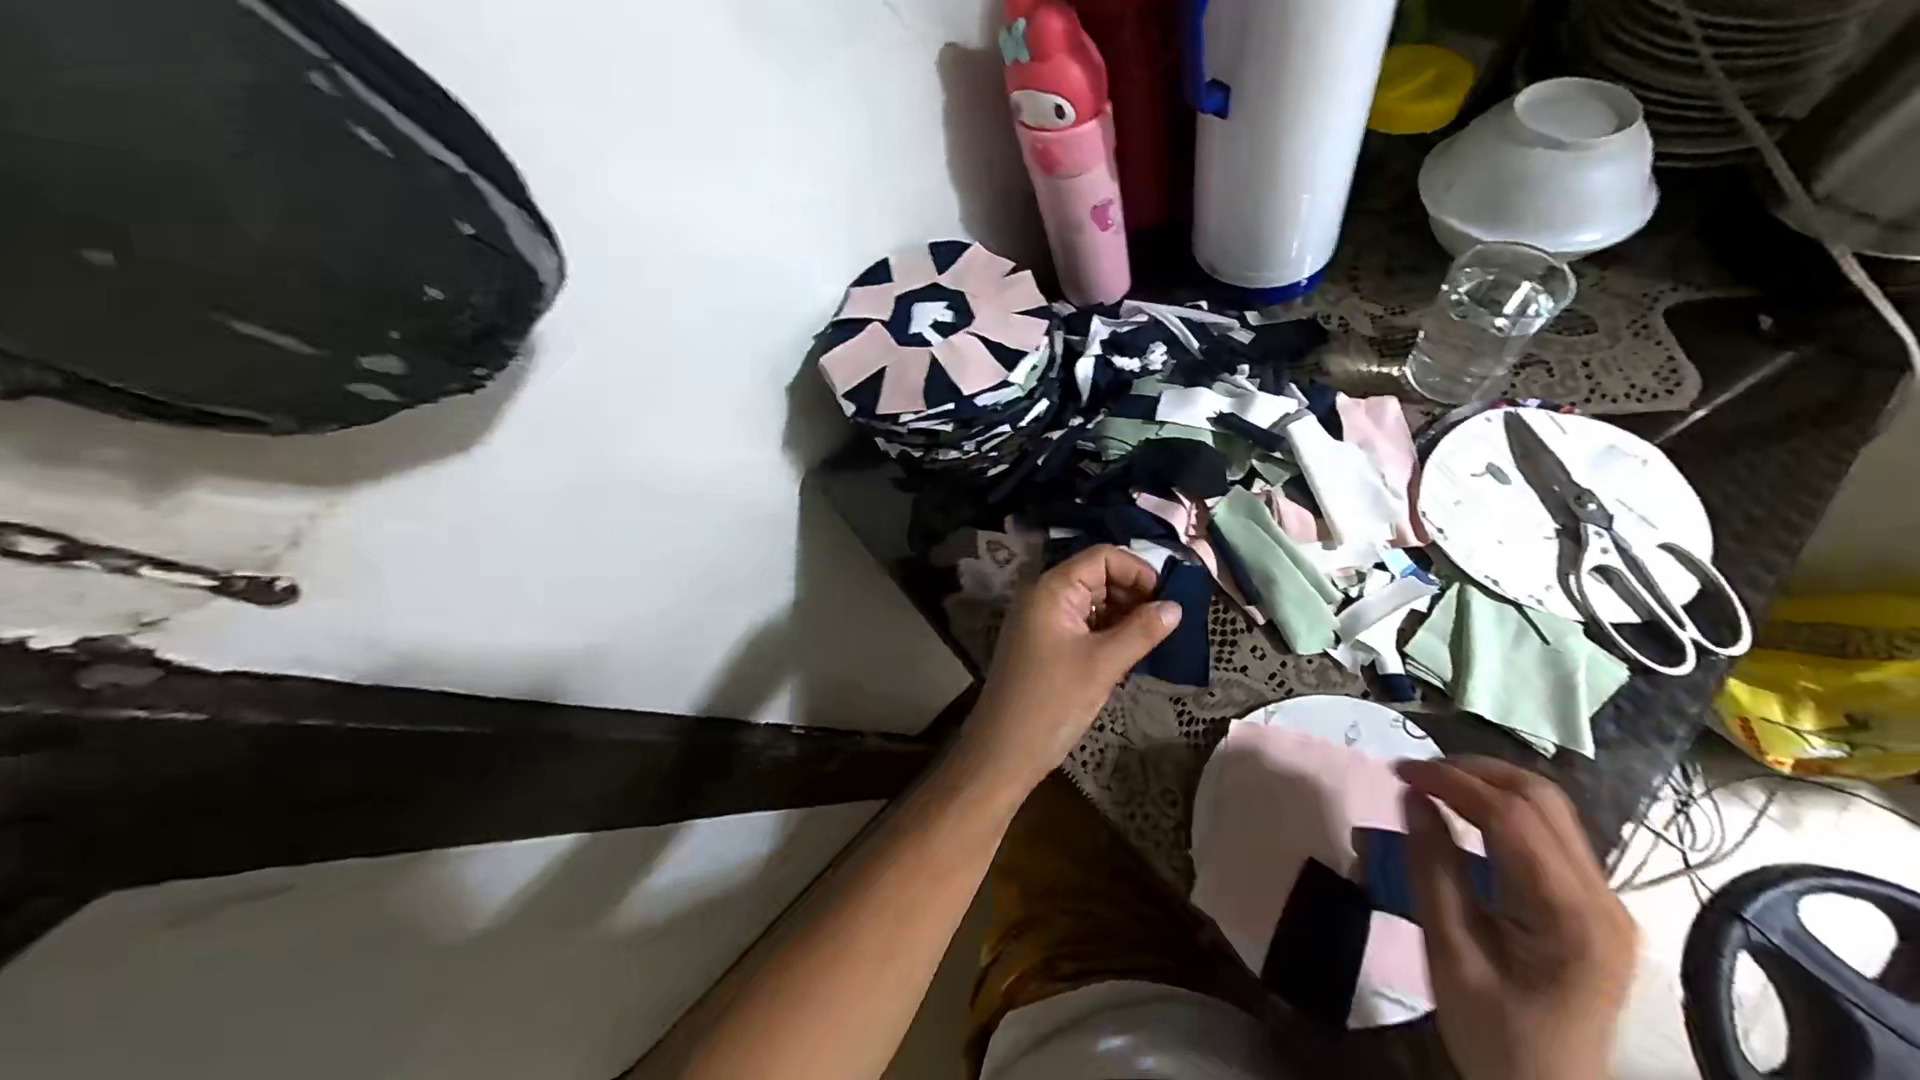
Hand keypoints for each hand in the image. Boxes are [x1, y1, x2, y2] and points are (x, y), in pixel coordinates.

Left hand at [956, 545, 1181, 792]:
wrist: (1004, 751)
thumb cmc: (1053, 702)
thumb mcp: (1103, 664)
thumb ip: (1142, 631)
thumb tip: (1176, 607)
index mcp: (1052, 590)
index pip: (1102, 557)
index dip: (1138, 571)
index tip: (1166, 600)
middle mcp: (1043, 597)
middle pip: (1097, 576)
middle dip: (1133, 593)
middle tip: (1164, 623)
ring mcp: (1041, 621)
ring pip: (1091, 602)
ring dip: (1122, 615)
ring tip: (1150, 641)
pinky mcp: (1043, 645)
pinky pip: (1081, 625)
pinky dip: (1106, 632)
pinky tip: (1128, 653)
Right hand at [1398, 757, 1638, 1079]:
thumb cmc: (1494, 1035)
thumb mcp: (1449, 953)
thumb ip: (1433, 870)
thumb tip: (1414, 798)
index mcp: (1571, 916)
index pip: (1513, 818)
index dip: (1452, 781)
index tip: (1398, 770)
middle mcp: (1603, 900)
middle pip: (1543, 801)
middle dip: (1474, 772)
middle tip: (1415, 772)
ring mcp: (1605, 903)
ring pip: (1551, 811)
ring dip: (1489, 785)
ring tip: (1433, 785)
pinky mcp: (1592, 908)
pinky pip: (1550, 836)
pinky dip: (1503, 810)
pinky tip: (1465, 815)